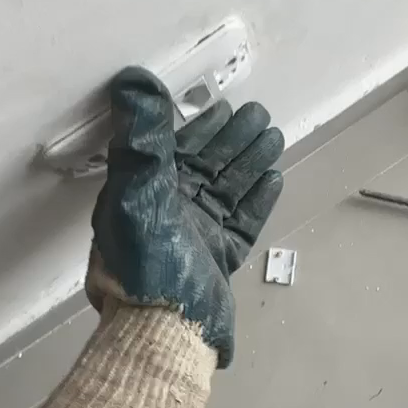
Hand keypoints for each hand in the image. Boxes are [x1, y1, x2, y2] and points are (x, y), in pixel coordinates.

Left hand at [88, 66, 283, 366]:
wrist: (163, 328)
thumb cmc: (145, 259)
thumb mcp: (135, 187)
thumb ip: (139, 134)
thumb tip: (133, 78)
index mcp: (147, 191)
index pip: (177, 148)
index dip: (200, 125)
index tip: (222, 105)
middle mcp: (172, 209)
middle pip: (210, 164)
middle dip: (233, 137)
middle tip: (260, 113)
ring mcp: (198, 234)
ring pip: (231, 187)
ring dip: (250, 160)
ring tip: (273, 136)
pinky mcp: (221, 257)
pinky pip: (244, 220)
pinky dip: (258, 199)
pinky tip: (273, 179)